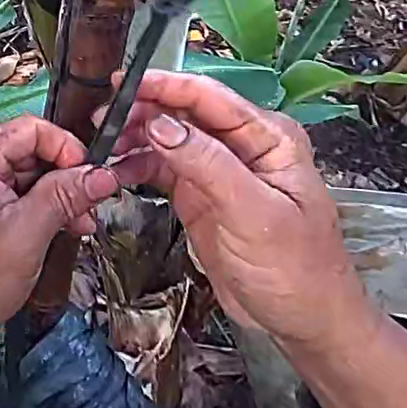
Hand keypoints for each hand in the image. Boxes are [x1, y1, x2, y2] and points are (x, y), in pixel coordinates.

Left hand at [0, 116, 120, 389]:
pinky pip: (9, 187)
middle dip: (64, 178)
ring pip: (23, 171)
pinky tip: (54, 227)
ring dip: (53, 195)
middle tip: (89, 212)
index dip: (68, 150)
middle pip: (29, 149)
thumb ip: (66, 196)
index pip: (32, 128)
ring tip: (77, 226)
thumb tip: (105, 173)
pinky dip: (33, 205)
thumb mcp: (28, 234)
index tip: (94, 178)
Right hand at [106, 71, 406, 407]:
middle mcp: (239, 143)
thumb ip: (207, 164)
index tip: (122, 83)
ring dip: (134, 136)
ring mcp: (216, 166)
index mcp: (266, 136)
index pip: (208, 96)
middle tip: (103, 119)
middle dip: (141, 110)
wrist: (304, 324)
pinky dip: (135, 164)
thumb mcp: (253, 213)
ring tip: (103, 143)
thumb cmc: (294, 269)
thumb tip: (158, 123)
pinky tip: (114, 169)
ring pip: (165, 136)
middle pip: (181, 112)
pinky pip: (159, 166)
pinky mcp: (196, 191)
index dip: (163, 85)